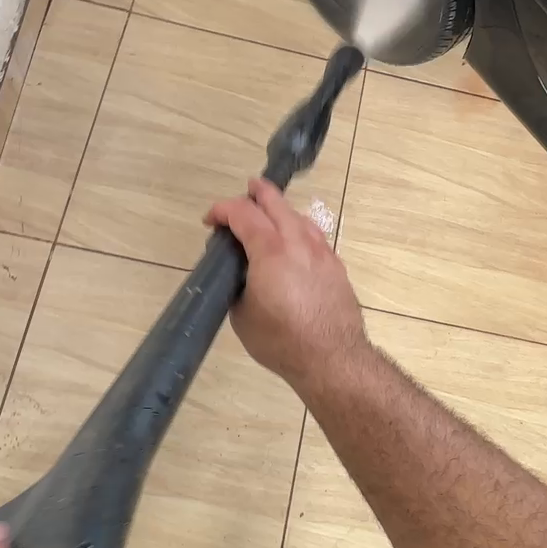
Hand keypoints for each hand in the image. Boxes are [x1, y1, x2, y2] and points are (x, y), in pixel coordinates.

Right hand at [205, 178, 366, 386]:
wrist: (332, 357)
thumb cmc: (280, 339)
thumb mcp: (241, 314)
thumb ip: (237, 284)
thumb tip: (240, 274)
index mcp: (270, 250)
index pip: (243, 213)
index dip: (222, 209)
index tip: (210, 220)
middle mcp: (298, 242)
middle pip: (276, 203)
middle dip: (257, 193)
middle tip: (246, 190)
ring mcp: (321, 252)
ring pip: (299, 216)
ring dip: (281, 210)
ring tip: (269, 214)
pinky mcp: (336, 265)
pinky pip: (314, 235)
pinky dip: (298, 229)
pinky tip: (294, 241)